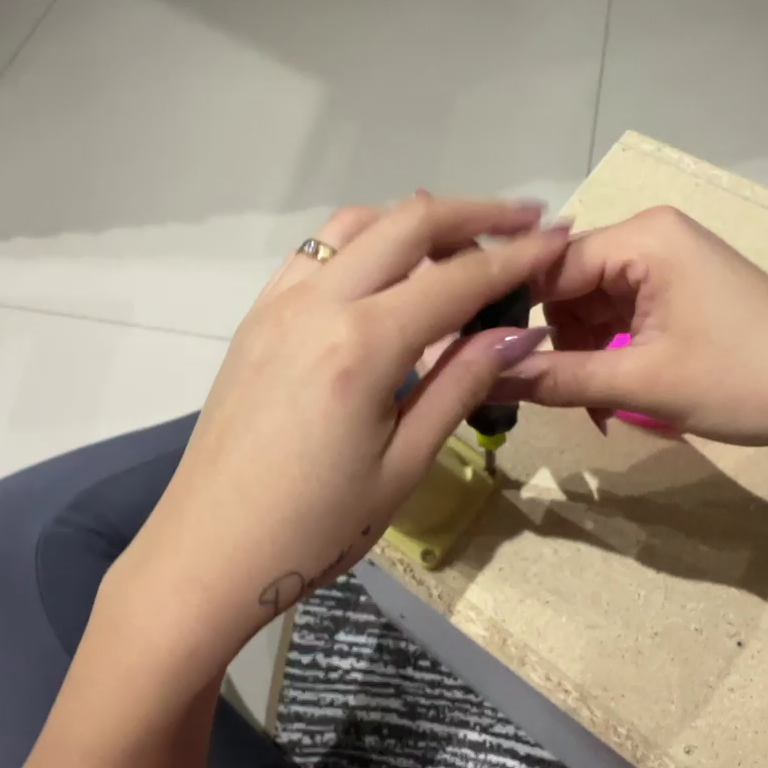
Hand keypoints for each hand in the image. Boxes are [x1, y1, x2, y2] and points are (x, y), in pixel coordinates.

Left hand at [109, 196, 567, 675]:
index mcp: (362, 345)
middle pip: (408, 224)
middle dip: (475, 214)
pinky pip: (316, 252)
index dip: (517, 256)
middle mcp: (317, 303)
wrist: (207, 552)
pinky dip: (363, 240)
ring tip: (461, 240)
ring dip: (415, 219)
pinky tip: (385, 267)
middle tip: (526, 222)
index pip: (457, 279)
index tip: (559, 239)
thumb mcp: (404, 465)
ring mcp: (278, 302)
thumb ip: (461, 385)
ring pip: (357, 225)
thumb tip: (521, 333)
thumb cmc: (314, 527)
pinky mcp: (256, 316)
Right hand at [495, 206, 767, 446]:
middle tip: (557, 399)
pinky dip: (611, 351)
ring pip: (590, 305)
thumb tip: (480, 379)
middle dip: (557, 343)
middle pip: (566, 286)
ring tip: (599, 408)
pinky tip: (618, 393)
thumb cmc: (745, 379)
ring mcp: (668, 261)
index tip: (484, 361)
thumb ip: (556, 378)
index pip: (546, 266)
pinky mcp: (680, 286)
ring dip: (584, 354)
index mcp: (642, 238)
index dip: (512, 314)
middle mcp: (650, 236)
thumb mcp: (642, 384)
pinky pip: (620, 313)